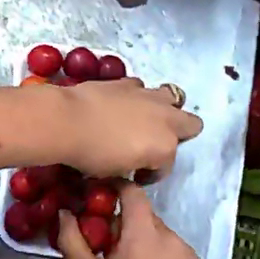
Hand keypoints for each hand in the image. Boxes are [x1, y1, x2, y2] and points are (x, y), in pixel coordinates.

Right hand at [57, 183, 207, 258]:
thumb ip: (72, 240)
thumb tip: (63, 214)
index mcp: (142, 231)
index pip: (131, 190)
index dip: (114, 187)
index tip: (98, 197)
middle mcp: (169, 234)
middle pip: (144, 215)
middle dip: (126, 225)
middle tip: (109, 249)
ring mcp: (188, 251)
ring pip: (159, 235)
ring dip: (144, 242)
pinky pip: (174, 251)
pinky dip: (161, 257)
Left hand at [58, 78, 202, 179]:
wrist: (68, 121)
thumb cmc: (91, 155)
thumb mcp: (114, 172)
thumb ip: (131, 165)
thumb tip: (128, 162)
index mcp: (165, 148)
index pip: (166, 167)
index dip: (151, 174)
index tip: (136, 176)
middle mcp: (165, 120)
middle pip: (191, 124)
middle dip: (179, 134)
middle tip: (154, 143)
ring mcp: (149, 97)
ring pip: (173, 98)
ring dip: (164, 109)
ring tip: (144, 118)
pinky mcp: (128, 83)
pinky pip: (142, 88)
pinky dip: (136, 96)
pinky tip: (121, 104)